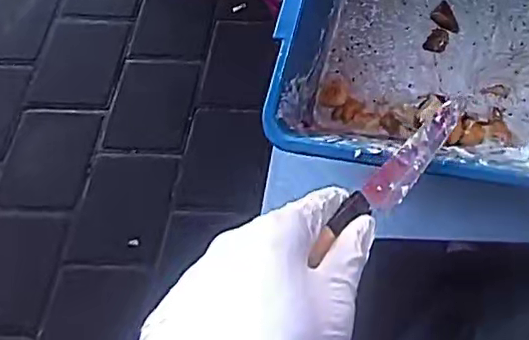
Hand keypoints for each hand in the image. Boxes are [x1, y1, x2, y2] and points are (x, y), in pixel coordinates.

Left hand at [141, 187, 373, 339]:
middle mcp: (232, 243)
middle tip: (317, 301)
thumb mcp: (336, 304)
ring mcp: (195, 280)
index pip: (324, 202)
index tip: (352, 238)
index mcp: (277, 229)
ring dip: (265, 284)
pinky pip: (212, 299)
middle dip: (303, 259)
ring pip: (246, 267)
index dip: (344, 220)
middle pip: (284, 235)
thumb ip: (353, 254)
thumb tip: (360, 229)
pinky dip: (229, 312)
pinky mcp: (167, 319)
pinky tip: (243, 339)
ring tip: (277, 329)